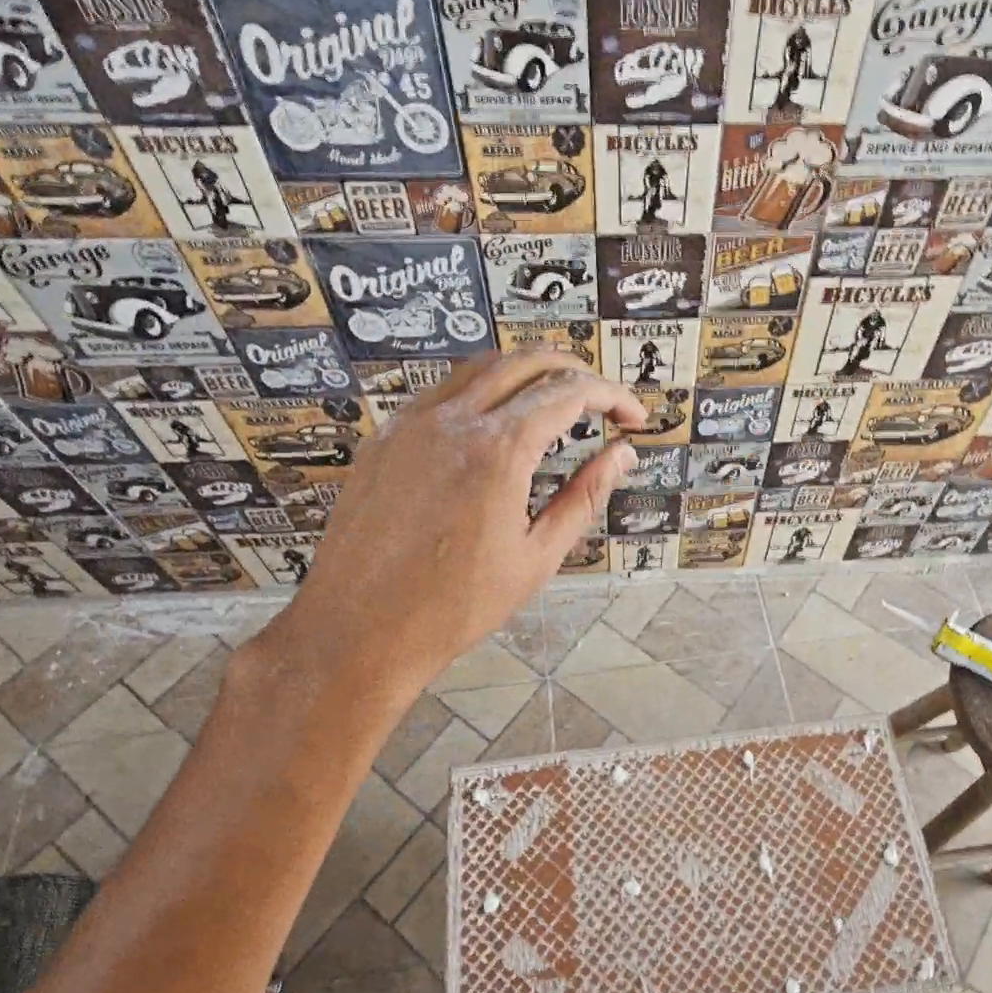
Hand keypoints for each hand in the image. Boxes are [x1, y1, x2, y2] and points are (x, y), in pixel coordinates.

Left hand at [256, 352, 642, 699]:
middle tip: (601, 400)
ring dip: (527, 374)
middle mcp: (453, 422)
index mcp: (498, 451)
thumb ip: (583, 497)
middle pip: (527, 361)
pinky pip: (441, 393)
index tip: (634, 417)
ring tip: (553, 406)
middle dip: (574, 370)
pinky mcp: (384, 440)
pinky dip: (481, 393)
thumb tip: (621, 456)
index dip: (612, 396)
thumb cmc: (454, 607)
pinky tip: (493, 427)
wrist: (357, 631)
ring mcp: (411, 425)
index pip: (569, 393)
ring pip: (480, 368)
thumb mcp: (536, 558)